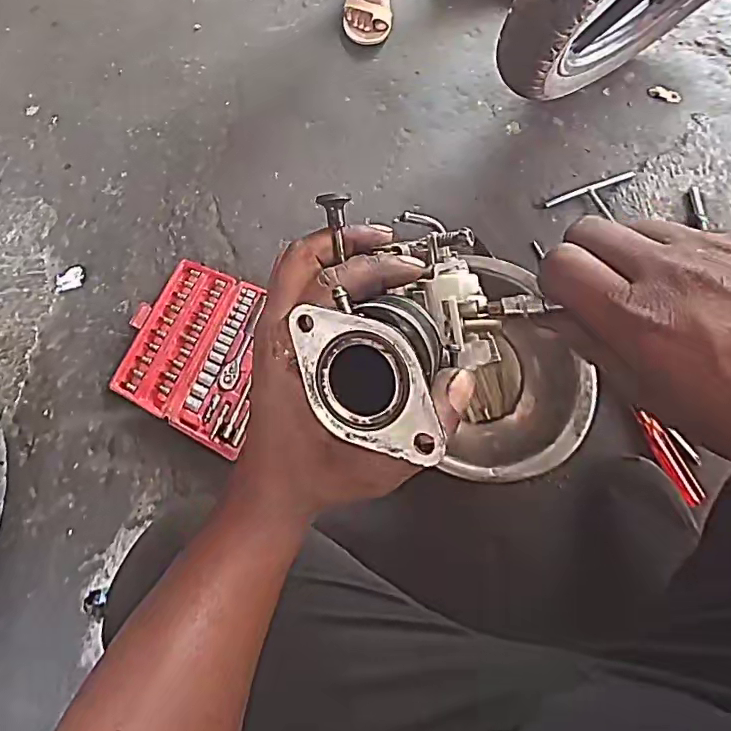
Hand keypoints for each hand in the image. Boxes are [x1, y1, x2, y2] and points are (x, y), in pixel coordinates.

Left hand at [231, 225, 474, 522]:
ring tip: (374, 250)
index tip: (408, 270)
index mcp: (295, 352)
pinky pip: (294, 287)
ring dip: (335, 250)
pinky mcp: (276, 343)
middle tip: (387, 241)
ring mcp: (272, 336)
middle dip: (349, 238)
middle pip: (301, 256)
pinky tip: (355, 284)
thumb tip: (459, 382)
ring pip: (293, 266)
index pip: (329, 282)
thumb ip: (434, 421)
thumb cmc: (309, 474)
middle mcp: (276, 335)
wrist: (271, 491)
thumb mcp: (384, 455)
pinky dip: (325, 271)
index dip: (375, 266)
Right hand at [539, 219, 730, 484]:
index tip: (564, 300)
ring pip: (641, 225)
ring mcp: (720, 247)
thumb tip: (575, 327)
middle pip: (589, 228)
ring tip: (662, 294)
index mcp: (643, 319)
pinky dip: (692, 257)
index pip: (559, 263)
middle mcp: (674, 270)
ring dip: (635, 254)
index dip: (553, 283)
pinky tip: (719, 294)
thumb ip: (609, 356)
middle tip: (601, 290)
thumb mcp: (673, 408)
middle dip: (583, 258)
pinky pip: (702, 233)